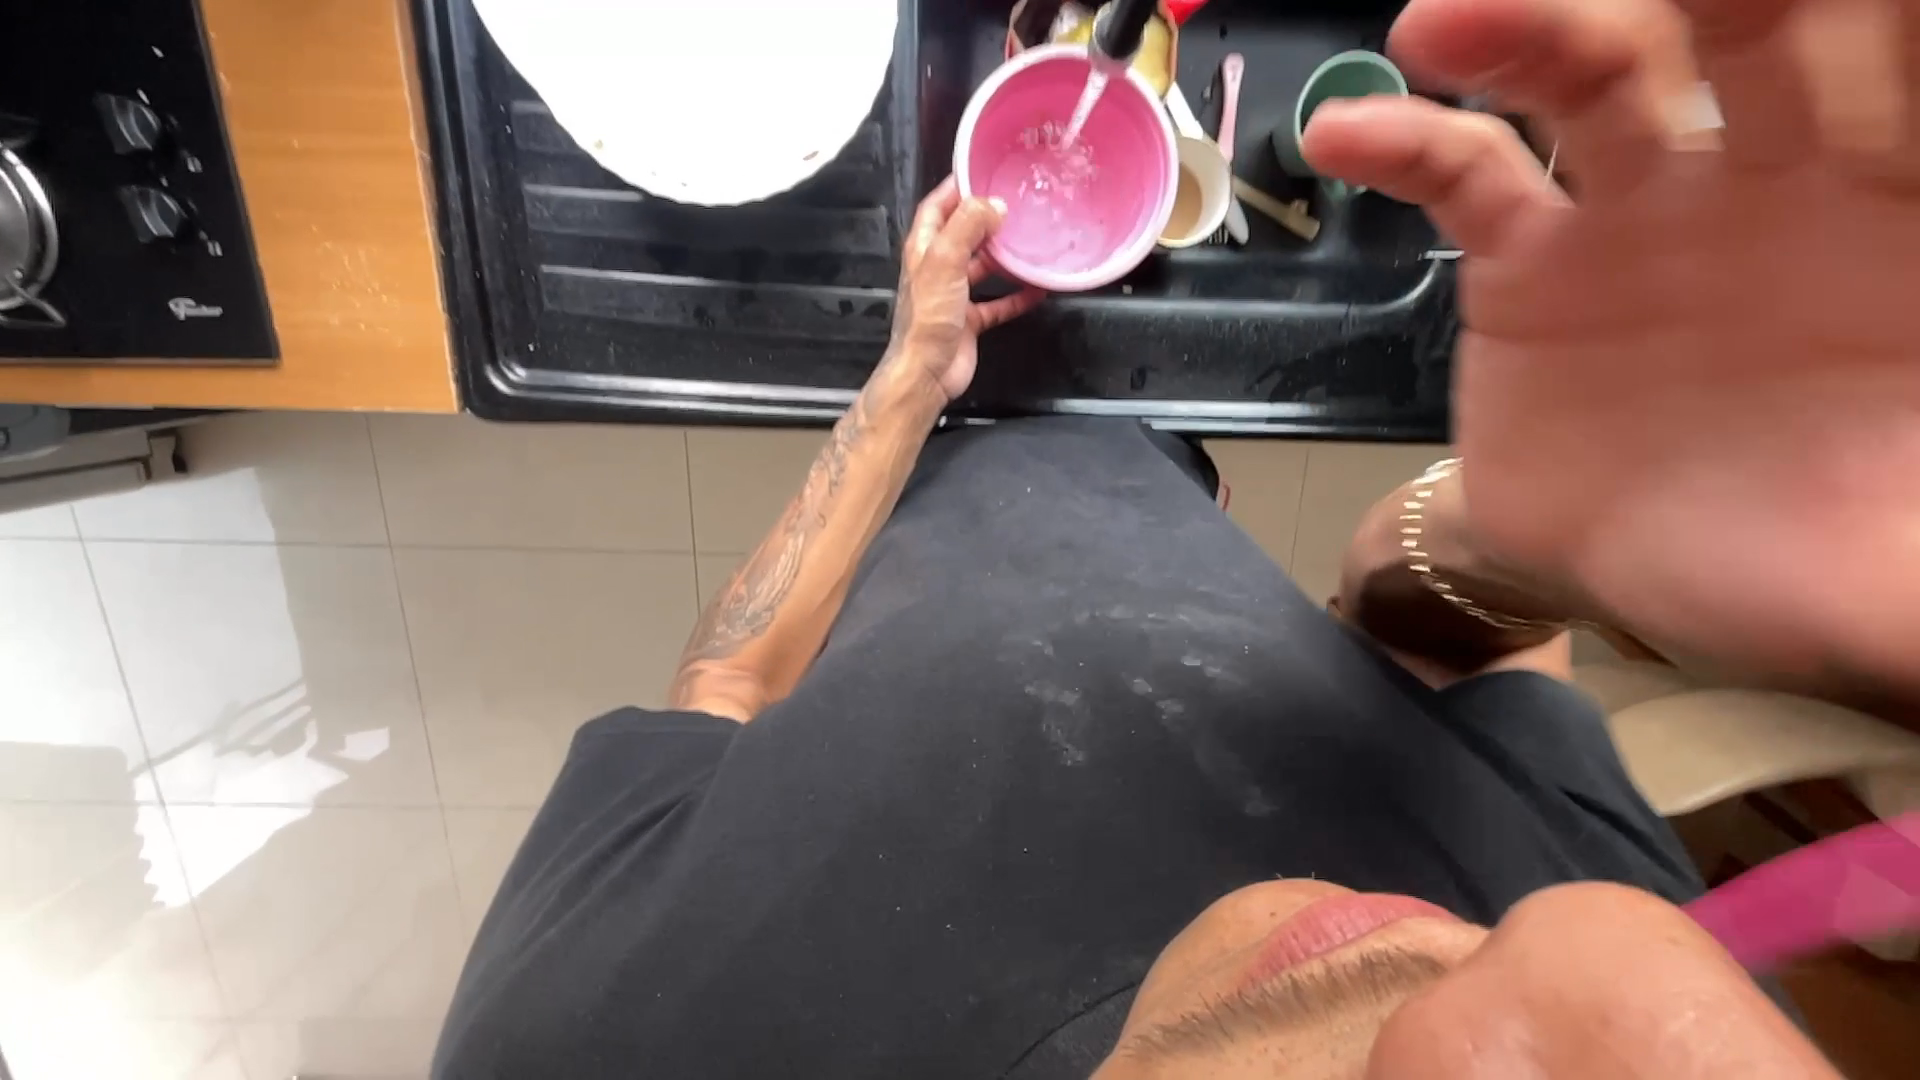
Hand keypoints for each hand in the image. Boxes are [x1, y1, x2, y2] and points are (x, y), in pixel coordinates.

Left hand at [885, 177, 1046, 401]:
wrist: (927, 372)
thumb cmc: (928, 317)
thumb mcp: (944, 261)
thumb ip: (968, 227)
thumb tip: (994, 205)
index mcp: (924, 248)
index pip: (938, 206)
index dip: (958, 186)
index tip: (985, 169)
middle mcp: (938, 268)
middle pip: (963, 233)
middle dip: (987, 219)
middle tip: (1017, 203)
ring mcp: (954, 295)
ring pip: (982, 267)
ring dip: (1004, 256)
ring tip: (1030, 241)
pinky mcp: (969, 321)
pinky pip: (997, 303)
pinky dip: (1016, 297)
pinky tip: (1037, 290)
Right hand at [1304, 0, 1919, 697]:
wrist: (1609, 566)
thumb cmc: (1775, 567)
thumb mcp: (1894, 585)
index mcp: (1916, 221)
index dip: (1882, 13)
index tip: (1810, 0)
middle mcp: (1788, 181)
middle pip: (1766, 21)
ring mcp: (1639, 213)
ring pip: (1598, 73)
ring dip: (1525, 30)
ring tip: (1434, 21)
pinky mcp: (1522, 259)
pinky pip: (1463, 177)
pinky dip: (1405, 146)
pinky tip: (1342, 134)